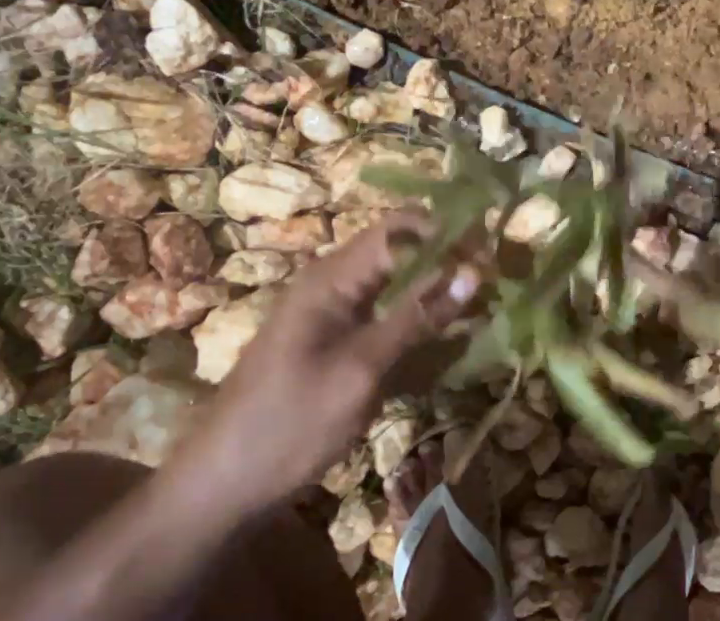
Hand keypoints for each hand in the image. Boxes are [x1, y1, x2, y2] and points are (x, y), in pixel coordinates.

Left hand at [166, 211, 481, 516]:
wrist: (222, 488)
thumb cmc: (289, 423)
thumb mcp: (361, 369)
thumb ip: (417, 317)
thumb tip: (473, 273)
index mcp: (332, 279)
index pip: (400, 230)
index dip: (447, 233)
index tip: (492, 252)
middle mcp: (334, 286)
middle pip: (402, 254)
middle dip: (450, 264)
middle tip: (497, 284)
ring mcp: (334, 317)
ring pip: (400, 288)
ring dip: (440, 296)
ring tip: (486, 311)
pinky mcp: (337, 346)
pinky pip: (388, 320)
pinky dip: (421, 325)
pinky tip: (452, 344)